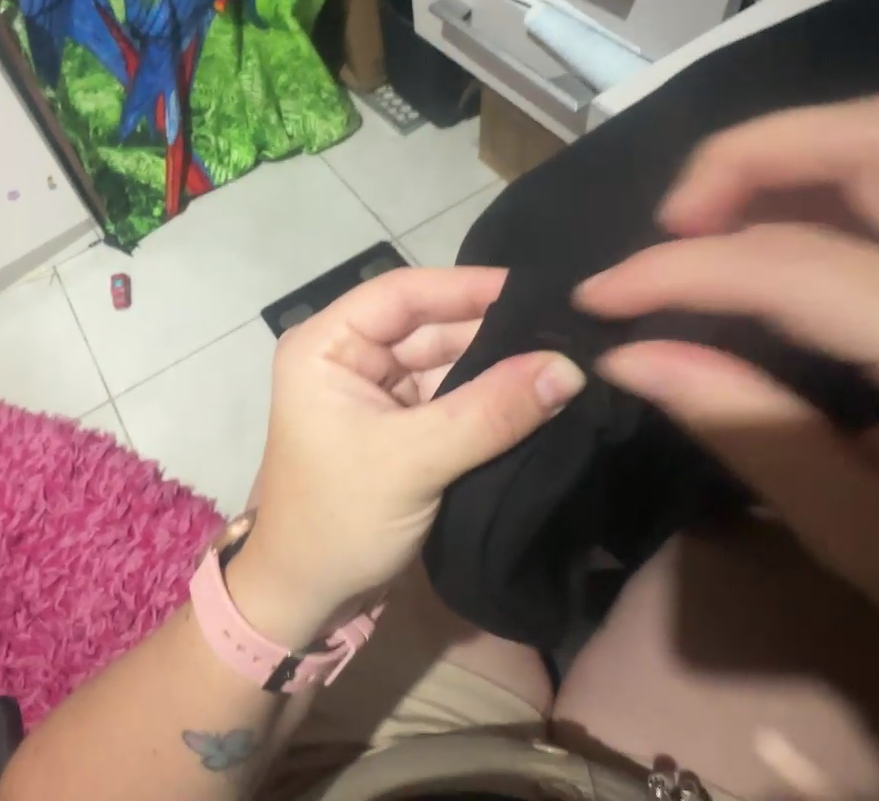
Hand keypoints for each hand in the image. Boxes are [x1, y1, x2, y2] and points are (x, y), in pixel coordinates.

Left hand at [228, 267, 584, 648]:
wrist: (309, 592)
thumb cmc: (339, 517)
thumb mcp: (413, 460)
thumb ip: (490, 412)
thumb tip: (570, 367)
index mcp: (326, 345)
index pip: (401, 293)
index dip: (465, 286)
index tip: (536, 288)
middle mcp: (348, 355)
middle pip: (428, 324)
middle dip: (492, 327)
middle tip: (570, 326)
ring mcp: (374, 390)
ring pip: (444, 359)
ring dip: (497, 362)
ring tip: (570, 352)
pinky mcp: (399, 423)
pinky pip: (450, 394)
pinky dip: (489, 396)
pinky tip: (541, 388)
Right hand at [573, 93, 878, 731]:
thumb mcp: (869, 537)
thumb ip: (743, 426)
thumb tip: (629, 354)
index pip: (796, 266)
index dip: (673, 272)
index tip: (597, 297)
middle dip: (750, 155)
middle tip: (674, 221)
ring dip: (796, 153)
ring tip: (720, 220)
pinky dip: (838, 178)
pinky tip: (788, 233)